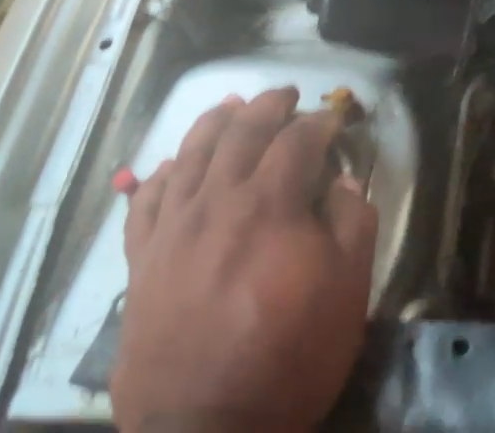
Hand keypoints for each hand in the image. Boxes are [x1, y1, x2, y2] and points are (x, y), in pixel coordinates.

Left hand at [112, 88, 378, 432]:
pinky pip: (147, 201)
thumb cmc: (287, 358)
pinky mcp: (143, 261)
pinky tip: (175, 164)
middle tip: (285, 94)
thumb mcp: (346, 292)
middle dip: (267, 106)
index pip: (296, 141)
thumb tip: (343, 184)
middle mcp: (215, 202)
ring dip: (214, 122)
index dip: (319, 122)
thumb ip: (352, 226)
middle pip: (240, 133)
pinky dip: (163, 173)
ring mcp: (172, 230)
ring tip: (231, 105)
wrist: (202, 427)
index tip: (334, 118)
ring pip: (190, 154)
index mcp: (269, 204)